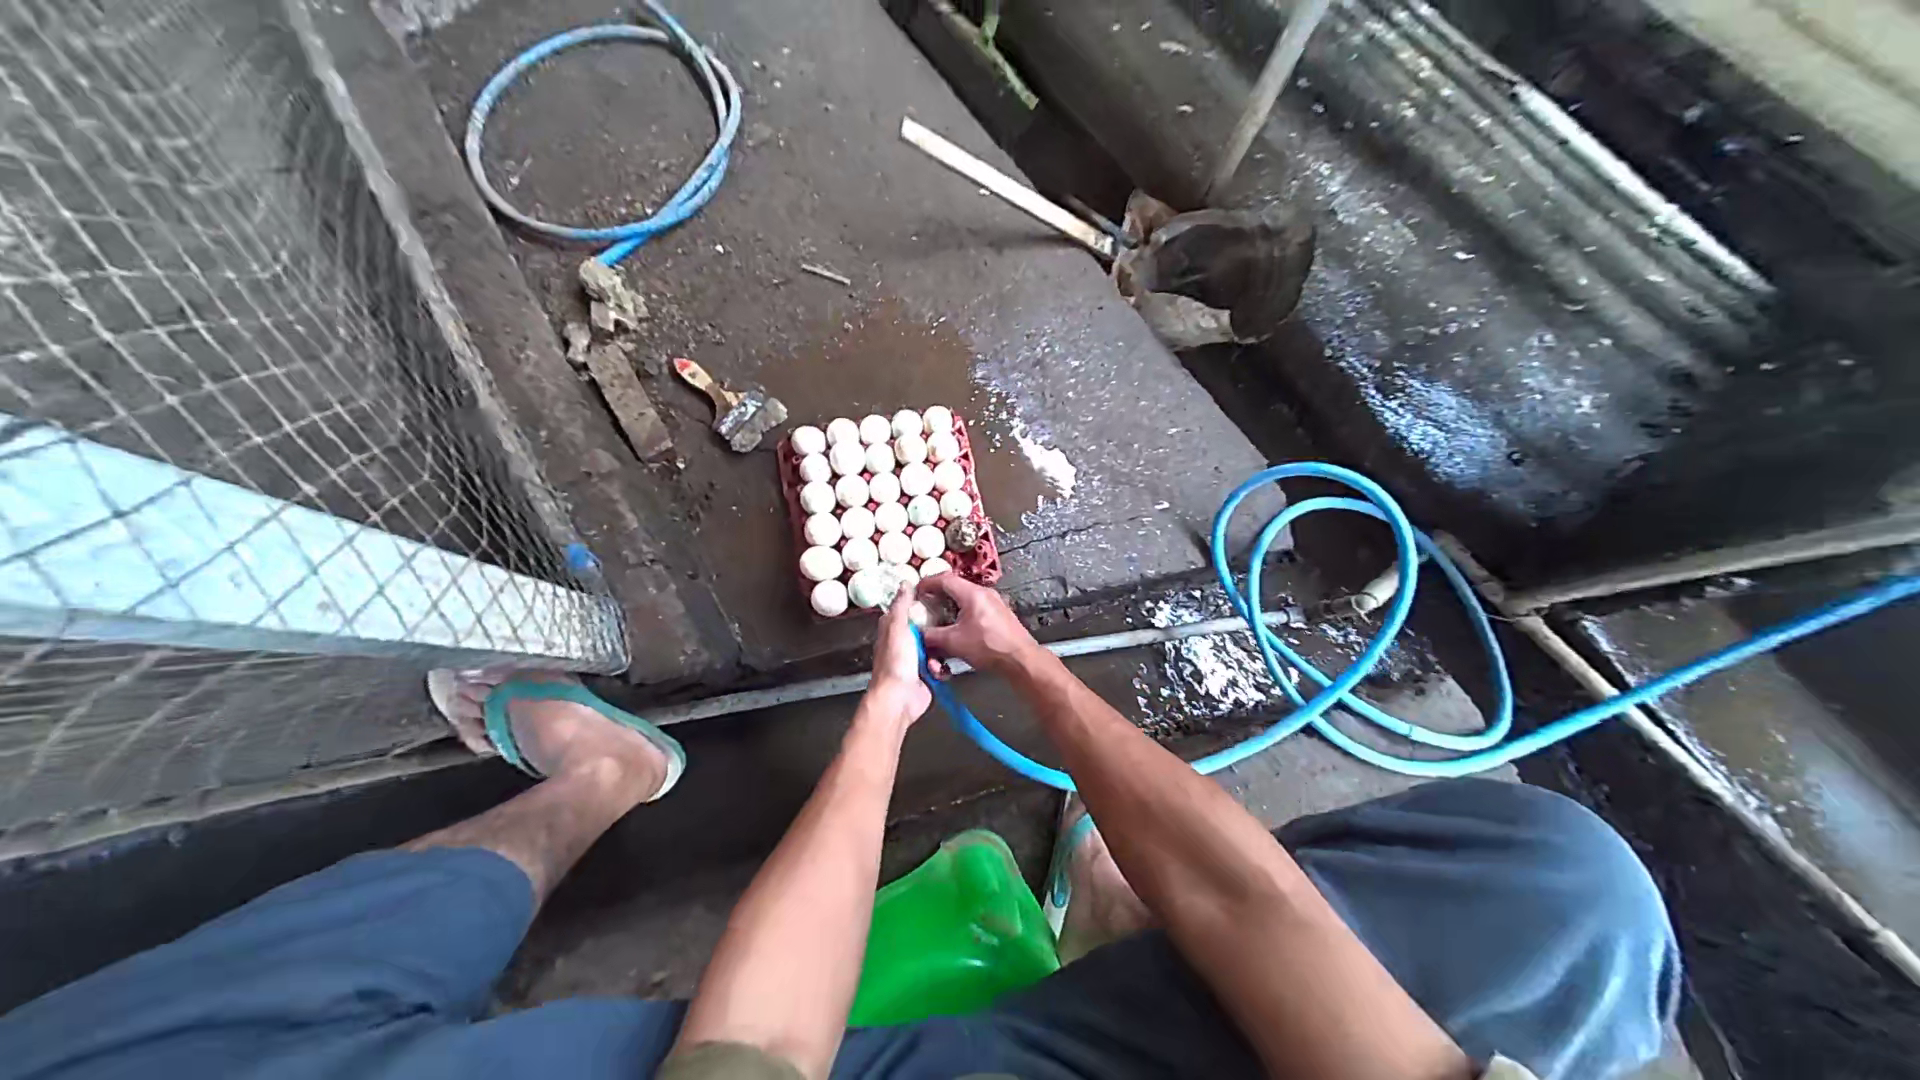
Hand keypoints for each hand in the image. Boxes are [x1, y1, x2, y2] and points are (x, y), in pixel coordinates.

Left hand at [865, 582, 931, 726]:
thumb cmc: (895, 662)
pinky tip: (940, 668)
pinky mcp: (926, 673)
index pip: (907, 610)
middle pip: (925, 628)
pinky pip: (939, 664)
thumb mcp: (898, 626)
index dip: (920, 603)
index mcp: (892, 629)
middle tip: (950, 621)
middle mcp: (903, 643)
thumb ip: (902, 605)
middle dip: (937, 628)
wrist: (900, 698)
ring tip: (943, 651)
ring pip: (935, 646)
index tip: (937, 597)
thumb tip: (905, 583)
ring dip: (941, 650)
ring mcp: (914, 659)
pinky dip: (941, 667)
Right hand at [916, 573, 1041, 675]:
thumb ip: (932, 636)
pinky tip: (958, 626)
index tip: (917, 590)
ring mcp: (994, 603)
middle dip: (938, 594)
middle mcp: (984, 594)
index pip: (945, 579)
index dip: (927, 583)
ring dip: (951, 604)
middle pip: (956, 586)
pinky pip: (976, 607)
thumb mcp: (953, 642)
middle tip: (926, 602)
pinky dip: (963, 612)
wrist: (1020, 660)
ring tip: (939, 615)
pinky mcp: (999, 615)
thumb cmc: (989, 647)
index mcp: (972, 594)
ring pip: (966, 597)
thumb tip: (919, 635)